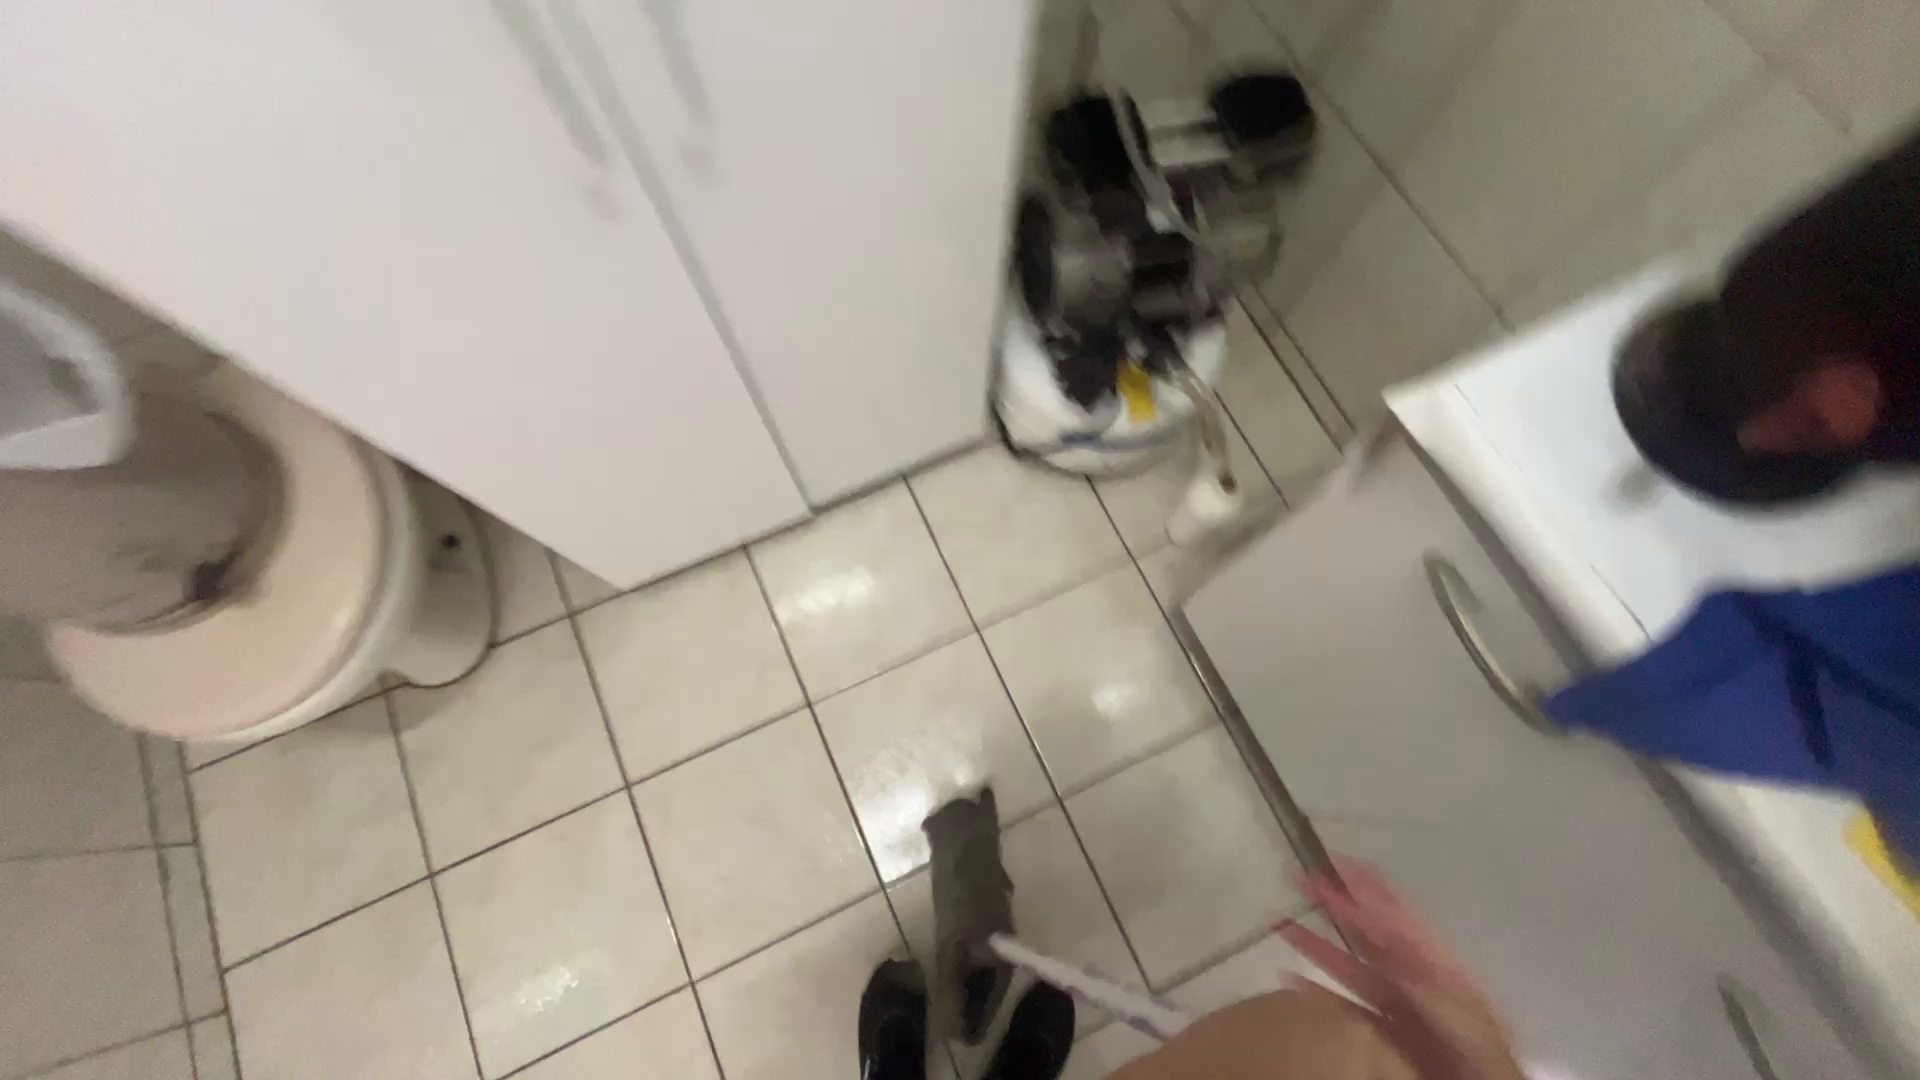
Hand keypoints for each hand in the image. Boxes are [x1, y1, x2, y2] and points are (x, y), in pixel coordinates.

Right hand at [1277, 857, 1526, 1079]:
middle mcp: (1414, 977)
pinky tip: (1288, 976)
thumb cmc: (1477, 1051)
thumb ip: (1414, 961)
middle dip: (1332, 902)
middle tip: (1296, 875)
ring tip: (1278, 920)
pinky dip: (1315, 989)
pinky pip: (1345, 1004)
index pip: (1394, 913)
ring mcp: (1399, 1005)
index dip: (1364, 883)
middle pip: (1367, 932)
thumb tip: (1377, 921)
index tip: (1331, 857)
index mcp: (1435, 961)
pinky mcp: (1386, 1034)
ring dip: (1314, 941)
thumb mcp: (1452, 1000)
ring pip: (1349, 965)